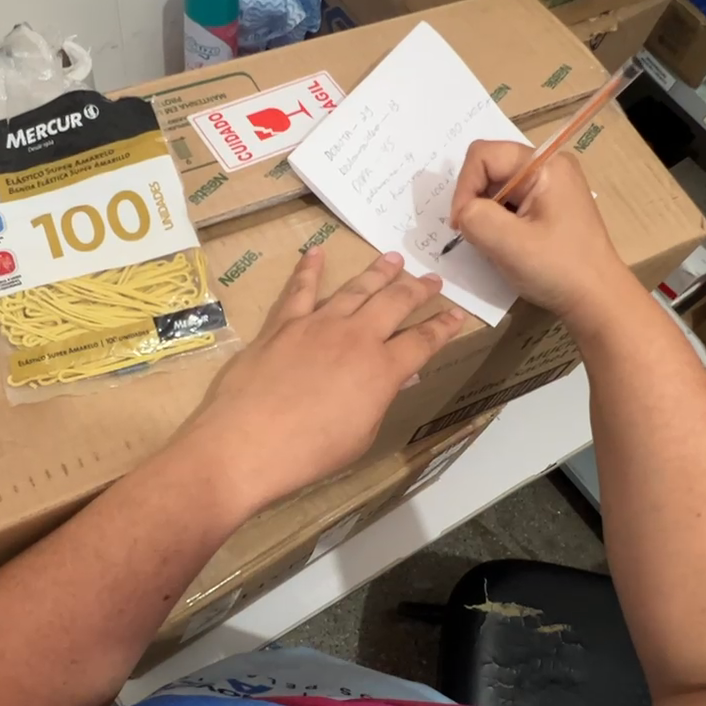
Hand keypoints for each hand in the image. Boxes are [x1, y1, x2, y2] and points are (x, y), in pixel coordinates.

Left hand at [178, 249, 467, 517]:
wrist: (249, 443)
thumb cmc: (310, 453)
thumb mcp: (360, 436)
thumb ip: (378, 401)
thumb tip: (393, 378)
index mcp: (382, 370)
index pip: (423, 341)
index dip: (444, 327)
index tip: (457, 314)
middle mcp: (356, 338)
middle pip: (394, 303)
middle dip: (417, 289)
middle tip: (431, 278)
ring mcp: (318, 325)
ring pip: (355, 289)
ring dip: (377, 272)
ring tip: (393, 259)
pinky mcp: (283, 325)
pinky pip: (300, 290)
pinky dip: (310, 269)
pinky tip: (317, 253)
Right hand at [450, 140, 637, 330]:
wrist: (596, 298)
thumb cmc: (557, 269)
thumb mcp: (508, 244)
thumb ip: (475, 218)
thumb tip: (463, 213)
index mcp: (544, 165)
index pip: (483, 156)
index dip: (464, 188)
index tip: (461, 225)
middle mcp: (548, 167)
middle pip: (490, 169)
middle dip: (474, 202)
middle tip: (476, 237)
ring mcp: (550, 187)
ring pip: (497, 189)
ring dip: (485, 216)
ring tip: (493, 244)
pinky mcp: (548, 207)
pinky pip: (510, 204)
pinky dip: (497, 224)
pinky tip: (505, 246)